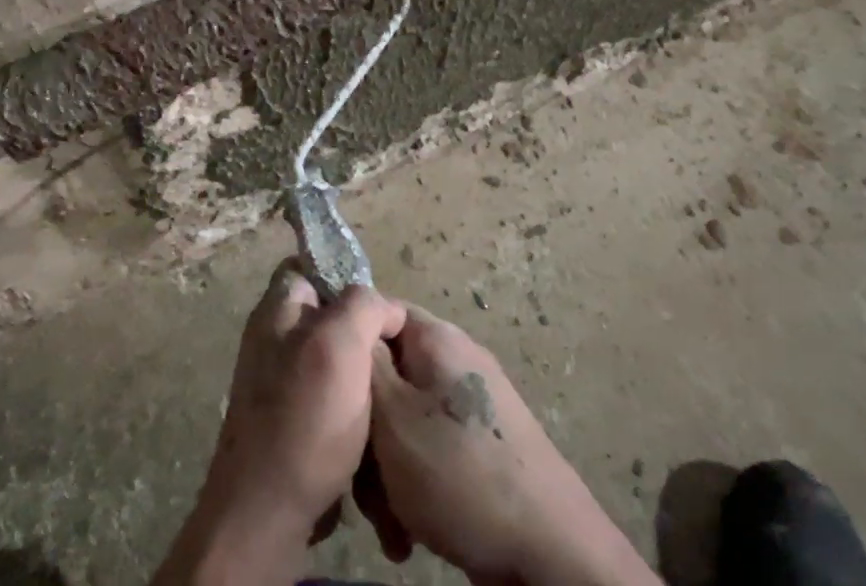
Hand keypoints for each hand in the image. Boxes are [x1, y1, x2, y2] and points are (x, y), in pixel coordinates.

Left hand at [153, 258, 404, 584]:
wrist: (268, 510)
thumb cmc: (304, 419)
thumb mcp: (338, 345)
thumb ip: (361, 307)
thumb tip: (386, 308)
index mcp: (275, 313)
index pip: (306, 268)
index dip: (344, 275)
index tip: (380, 305)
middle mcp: (272, 342)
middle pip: (326, 316)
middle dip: (363, 329)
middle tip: (396, 349)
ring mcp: (280, 384)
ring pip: (333, 360)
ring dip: (363, 372)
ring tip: (393, 387)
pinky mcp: (292, 423)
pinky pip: (332, 399)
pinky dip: (355, 407)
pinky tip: (376, 422)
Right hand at [369, 305, 659, 585]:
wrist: (550, 553)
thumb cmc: (458, 473)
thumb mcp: (391, 413)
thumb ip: (361, 362)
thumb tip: (344, 319)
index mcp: (437, 339)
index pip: (373, 312)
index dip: (340, 342)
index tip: (316, 384)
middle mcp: (454, 364)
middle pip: (382, 376)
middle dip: (359, 428)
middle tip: (352, 472)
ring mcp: (468, 410)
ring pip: (397, 424)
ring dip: (379, 471)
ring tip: (384, 518)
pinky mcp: (476, 451)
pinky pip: (422, 453)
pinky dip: (406, 487)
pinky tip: (403, 531)